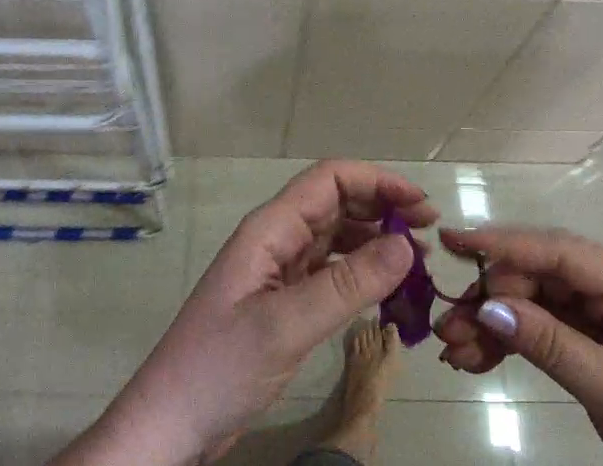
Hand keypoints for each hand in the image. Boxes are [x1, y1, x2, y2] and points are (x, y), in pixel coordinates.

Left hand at [53, 160, 437, 465]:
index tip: (423, 205)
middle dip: (383, 209)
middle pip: (335, 204)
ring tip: (419, 264)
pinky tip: (386, 293)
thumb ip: (347, 284)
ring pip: (334, 240)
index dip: (377, 181)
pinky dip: (360, 276)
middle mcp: (274, 241)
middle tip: (432, 235)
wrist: (170, 422)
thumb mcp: (286, 325)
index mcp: (269, 230)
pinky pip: (328, 274)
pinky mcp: (280, 304)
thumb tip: (406, 243)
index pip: (328, 180)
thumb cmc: (220, 367)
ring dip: (375, 243)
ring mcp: (276, 273)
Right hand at [434, 226, 602, 465]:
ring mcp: (599, 310)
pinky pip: (534, 326)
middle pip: (538, 274)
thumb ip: (555, 347)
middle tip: (448, 327)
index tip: (454, 242)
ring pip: (528, 298)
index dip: (506, 244)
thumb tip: (489, 307)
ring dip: (489, 321)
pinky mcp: (585, 336)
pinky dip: (502, 340)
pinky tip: (473, 359)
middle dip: (490, 297)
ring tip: (454, 350)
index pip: (563, 252)